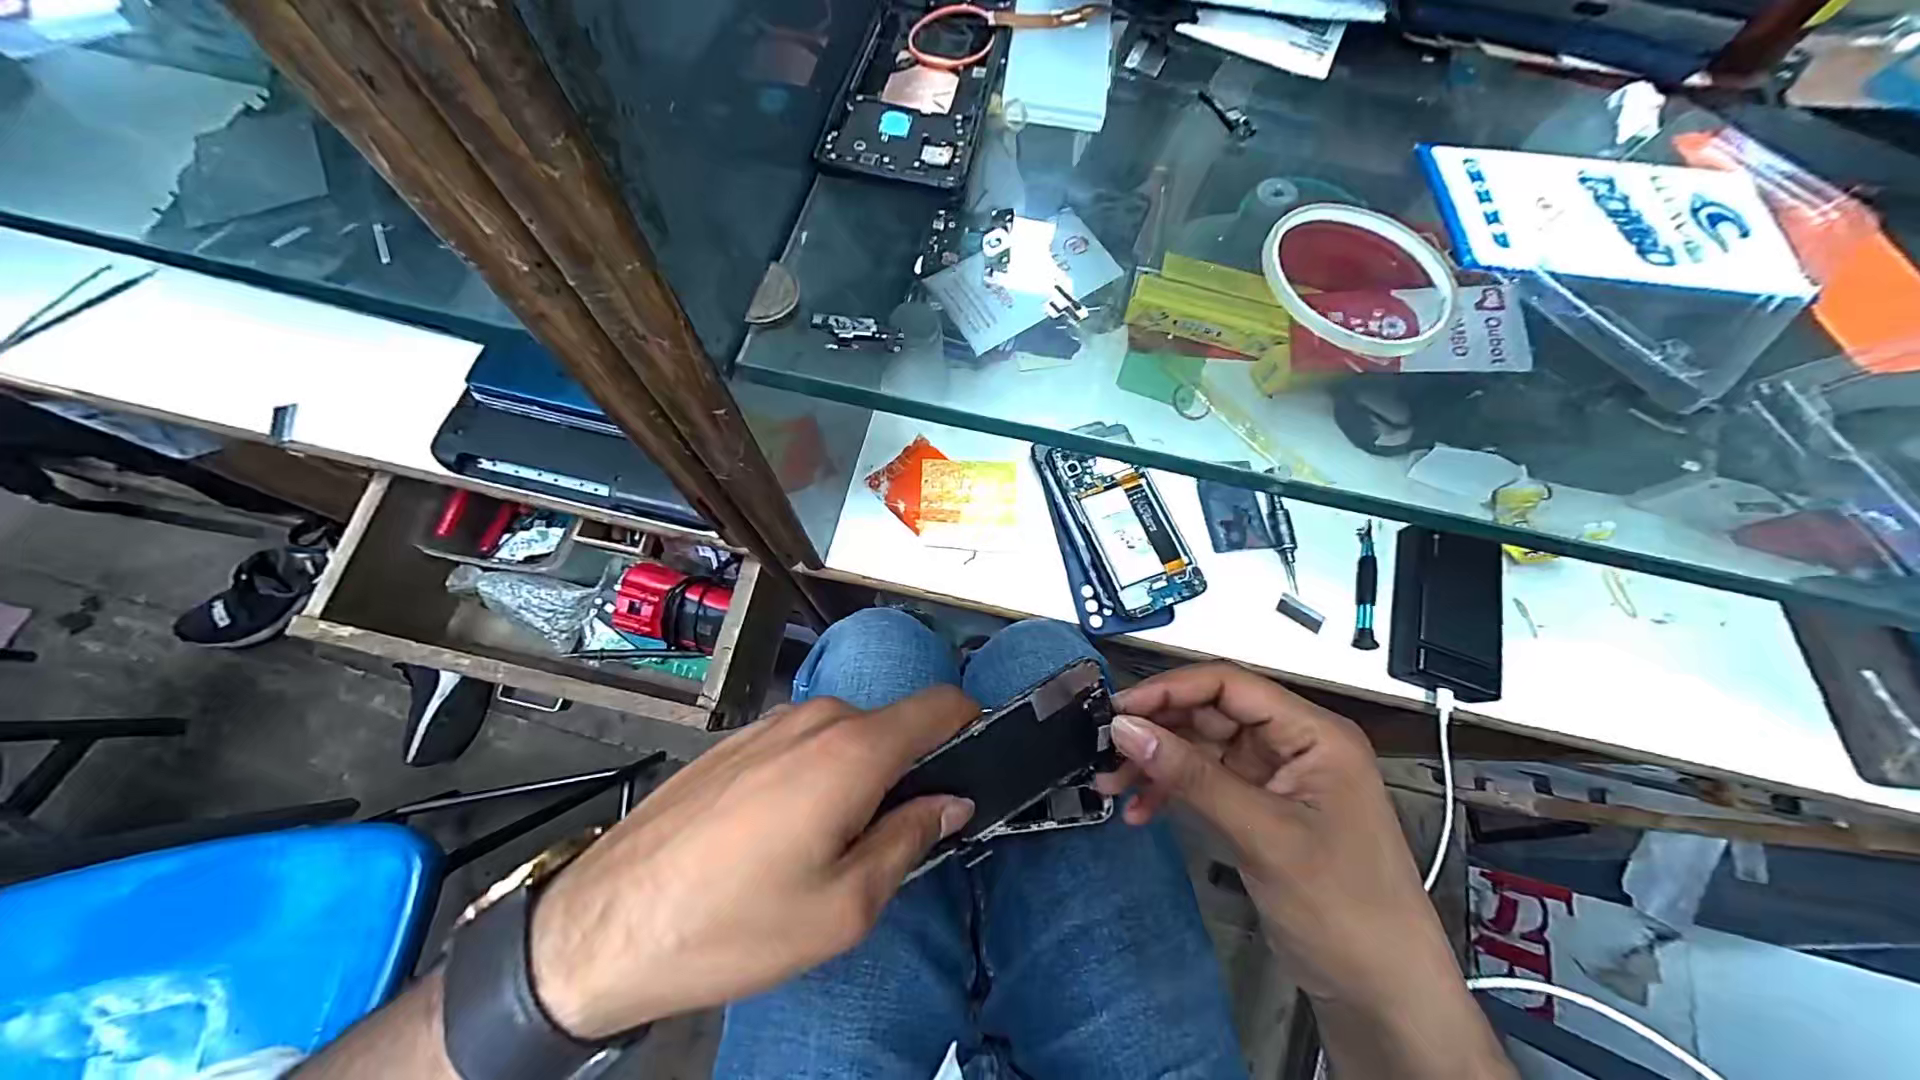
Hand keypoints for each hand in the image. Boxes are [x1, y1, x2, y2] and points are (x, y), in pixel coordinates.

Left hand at [527, 688, 977, 1038]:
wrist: (604, 925)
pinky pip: (803, 743)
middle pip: (892, 726)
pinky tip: (781, 833)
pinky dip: (816, 774)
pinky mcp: (739, 739)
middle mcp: (815, 719)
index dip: (969, 724)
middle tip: (889, 839)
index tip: (974, 760)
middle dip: (907, 772)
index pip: (939, 704)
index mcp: (853, 750)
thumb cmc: (730, 924)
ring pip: (847, 736)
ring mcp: (771, 723)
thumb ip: (911, 840)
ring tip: (827, 845)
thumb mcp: (845, 906)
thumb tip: (949, 803)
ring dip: (858, 776)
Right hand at [1096, 663, 1440, 1003]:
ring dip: (1155, 763)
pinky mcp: (1257, 806)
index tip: (1121, 708)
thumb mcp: (1264, 834)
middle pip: (1208, 713)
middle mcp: (1292, 745)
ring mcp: (1273, 776)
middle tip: (1108, 749)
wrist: (1382, 994)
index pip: (1229, 685)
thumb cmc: (1348, 909)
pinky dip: (1170, 792)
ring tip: (1113, 782)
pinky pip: (1202, 782)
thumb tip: (1128, 729)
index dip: (1170, 689)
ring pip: (1198, 747)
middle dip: (1156, 731)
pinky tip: (1142, 809)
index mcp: (1313, 734)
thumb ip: (1192, 775)